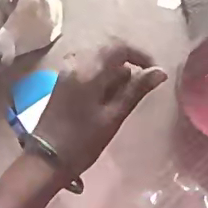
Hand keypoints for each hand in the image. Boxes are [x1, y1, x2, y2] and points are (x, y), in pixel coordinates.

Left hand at [32, 41, 167, 176]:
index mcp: (88, 71)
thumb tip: (160, 72)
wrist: (46, 160)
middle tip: (142, 84)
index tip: (154, 72)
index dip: (140, 56)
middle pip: (107, 51)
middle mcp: (75, 65)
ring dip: (114, 71)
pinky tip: (107, 96)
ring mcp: (66, 72)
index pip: (119, 48)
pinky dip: (101, 76)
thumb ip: (136, 90)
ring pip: (97, 60)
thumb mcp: (114, 116)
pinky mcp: (62, 82)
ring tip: (125, 94)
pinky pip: (87, 68)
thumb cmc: (83, 141)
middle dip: (128, 63)